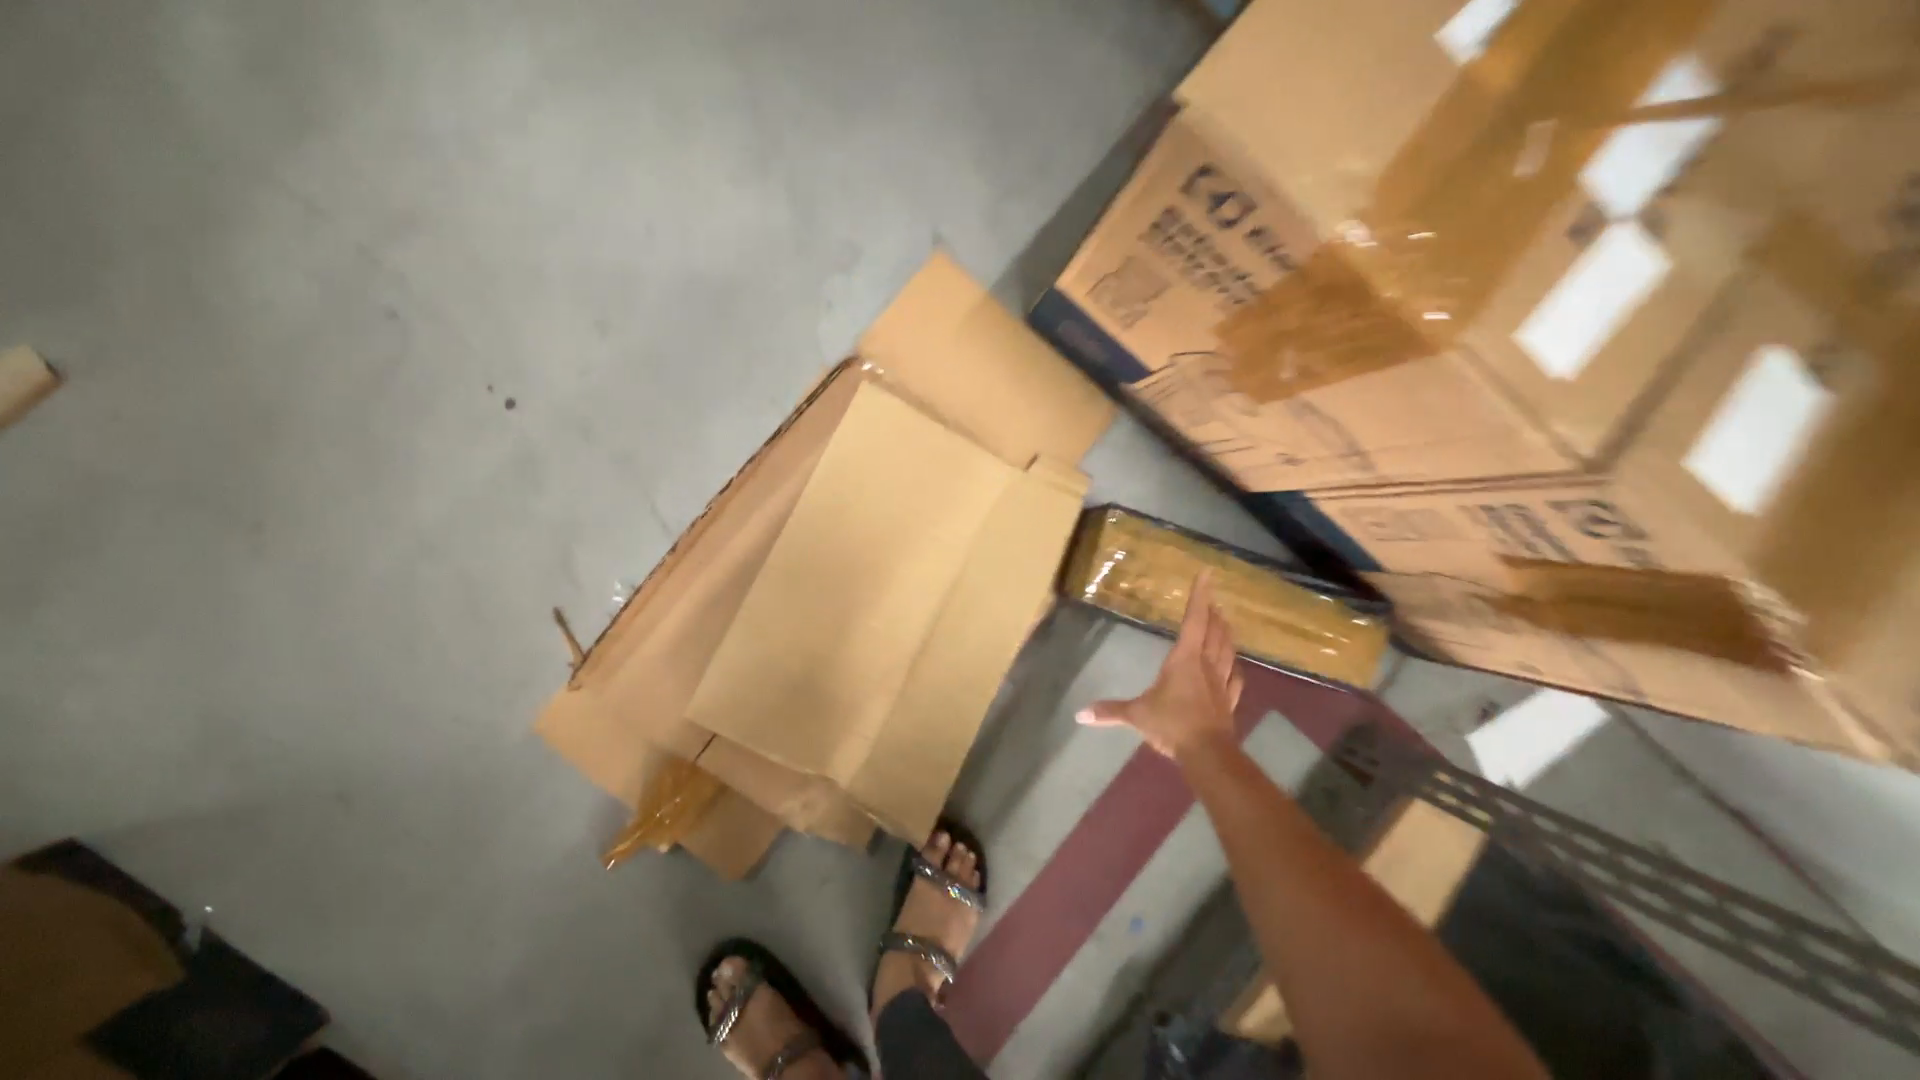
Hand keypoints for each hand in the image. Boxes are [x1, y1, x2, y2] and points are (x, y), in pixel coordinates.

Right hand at [1077, 570, 1243, 759]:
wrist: (1208, 753)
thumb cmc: (1172, 724)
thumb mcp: (1137, 715)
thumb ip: (1110, 711)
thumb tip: (1080, 715)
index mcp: (1184, 659)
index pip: (1194, 620)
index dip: (1200, 596)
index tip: (1207, 574)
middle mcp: (1206, 664)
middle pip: (1215, 631)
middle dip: (1214, 613)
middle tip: (1214, 600)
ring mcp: (1221, 683)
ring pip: (1228, 650)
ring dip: (1226, 634)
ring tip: (1225, 622)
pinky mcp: (1229, 702)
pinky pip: (1235, 679)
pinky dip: (1234, 668)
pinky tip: (1235, 667)